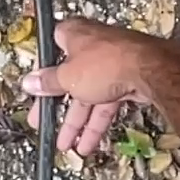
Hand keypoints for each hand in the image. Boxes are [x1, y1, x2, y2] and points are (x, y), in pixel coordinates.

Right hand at [20, 19, 179, 153]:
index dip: (42, 73)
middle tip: (46, 124)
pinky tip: (89, 141)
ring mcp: (110, 63)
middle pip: (69, 79)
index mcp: (73, 34)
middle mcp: (92, 46)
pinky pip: (106, 104)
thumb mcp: (67, 77)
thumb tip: (30, 82)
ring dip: (78, 122)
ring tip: (68, 144)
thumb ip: (48, 82)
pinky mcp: (126, 79)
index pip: (50, 52)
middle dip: (58, 107)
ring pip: (88, 96)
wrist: (149, 70)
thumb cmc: (106, 63)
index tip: (36, 91)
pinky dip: (97, 122)